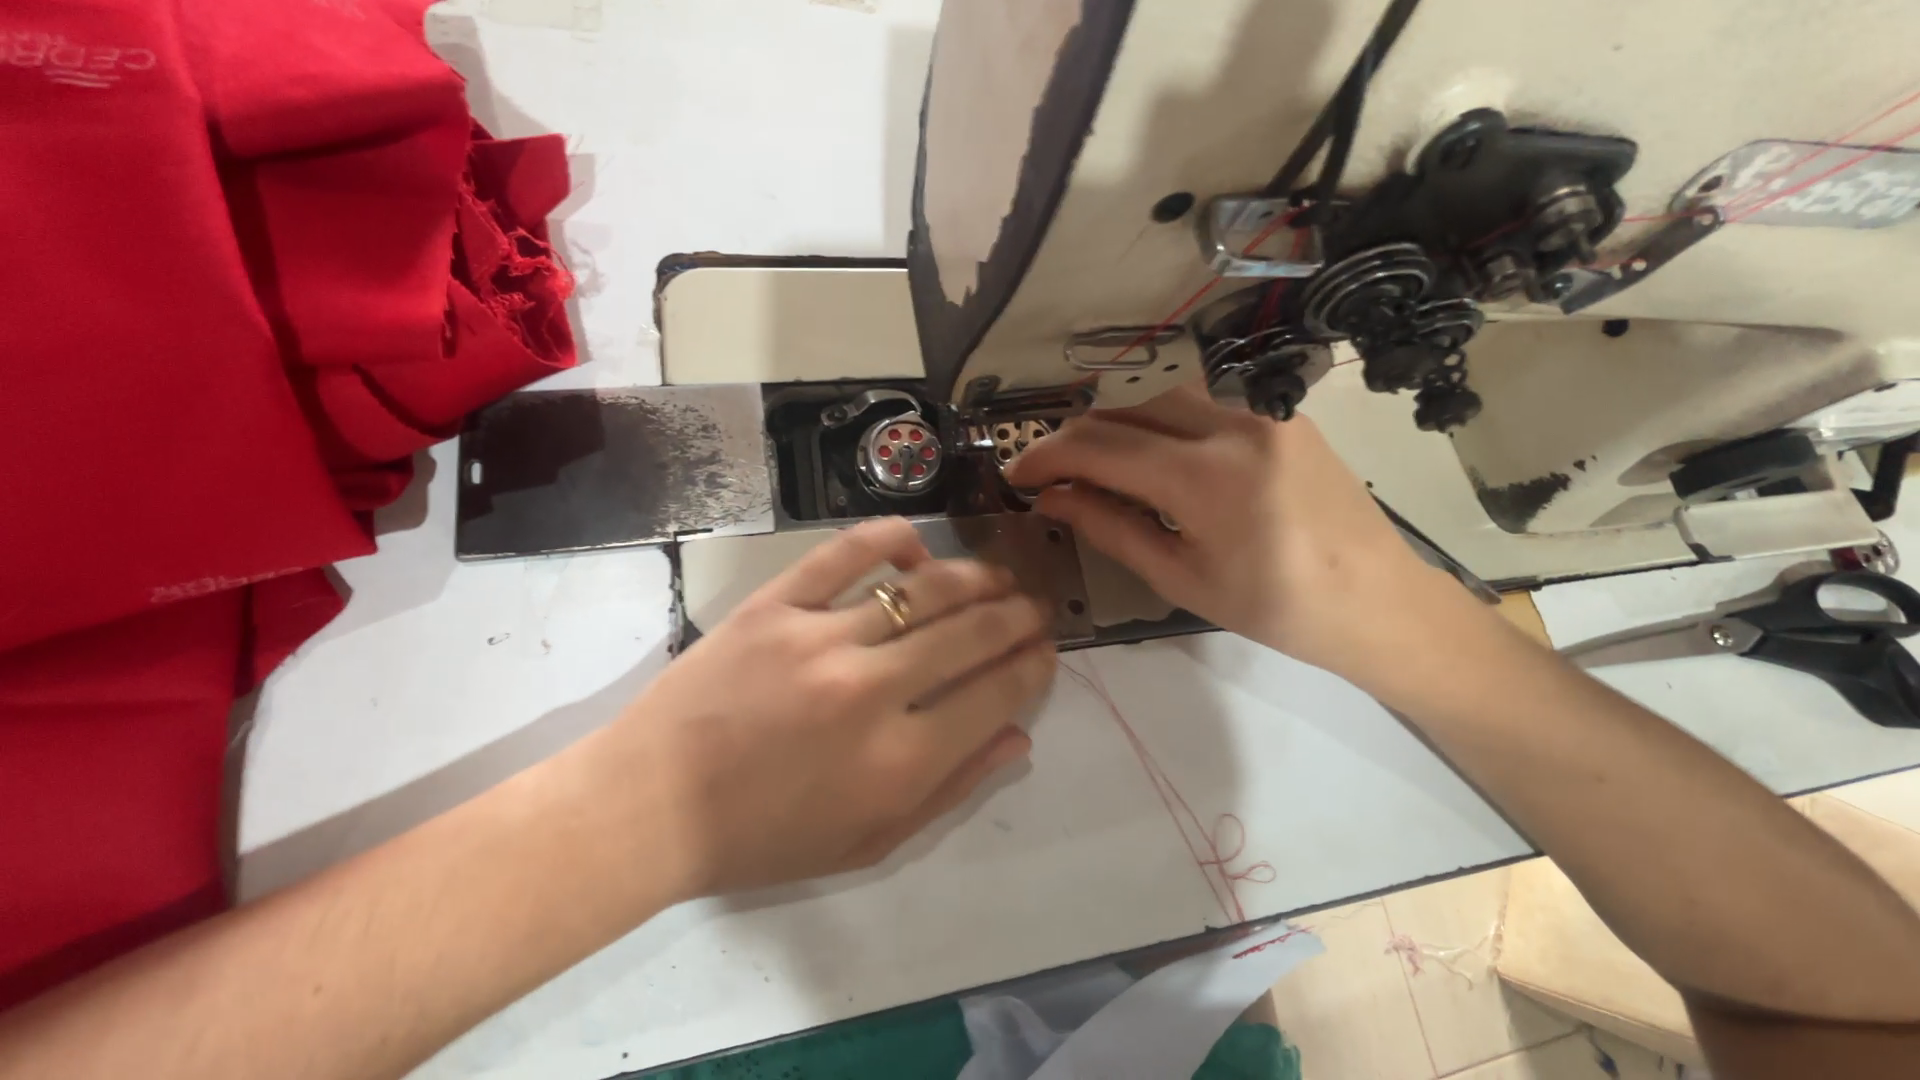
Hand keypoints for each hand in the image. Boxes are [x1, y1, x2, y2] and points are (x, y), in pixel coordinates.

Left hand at [591, 517, 1054, 899]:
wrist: (653, 805)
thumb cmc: (765, 838)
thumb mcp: (869, 840)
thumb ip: (951, 789)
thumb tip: (1018, 736)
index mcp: (901, 760)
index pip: (998, 693)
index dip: (1034, 667)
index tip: (1045, 652)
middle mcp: (873, 690)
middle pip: (973, 633)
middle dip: (1018, 616)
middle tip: (1033, 609)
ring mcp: (821, 638)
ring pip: (924, 590)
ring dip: (974, 578)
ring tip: (996, 578)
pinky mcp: (774, 606)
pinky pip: (843, 554)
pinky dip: (888, 540)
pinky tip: (915, 546)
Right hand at [1005, 384, 1449, 682]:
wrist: (1378, 600)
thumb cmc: (1275, 608)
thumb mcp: (1181, 578)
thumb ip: (1110, 528)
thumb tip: (1050, 500)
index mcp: (1203, 477)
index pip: (1099, 447)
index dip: (1046, 457)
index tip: (1015, 475)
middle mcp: (1230, 425)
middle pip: (1124, 408)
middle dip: (1074, 435)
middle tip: (1047, 472)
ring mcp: (1260, 411)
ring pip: (1161, 394)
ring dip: (1115, 420)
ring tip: (1092, 459)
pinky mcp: (1280, 412)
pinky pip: (1202, 401)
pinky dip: (1160, 418)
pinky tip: (1150, 451)